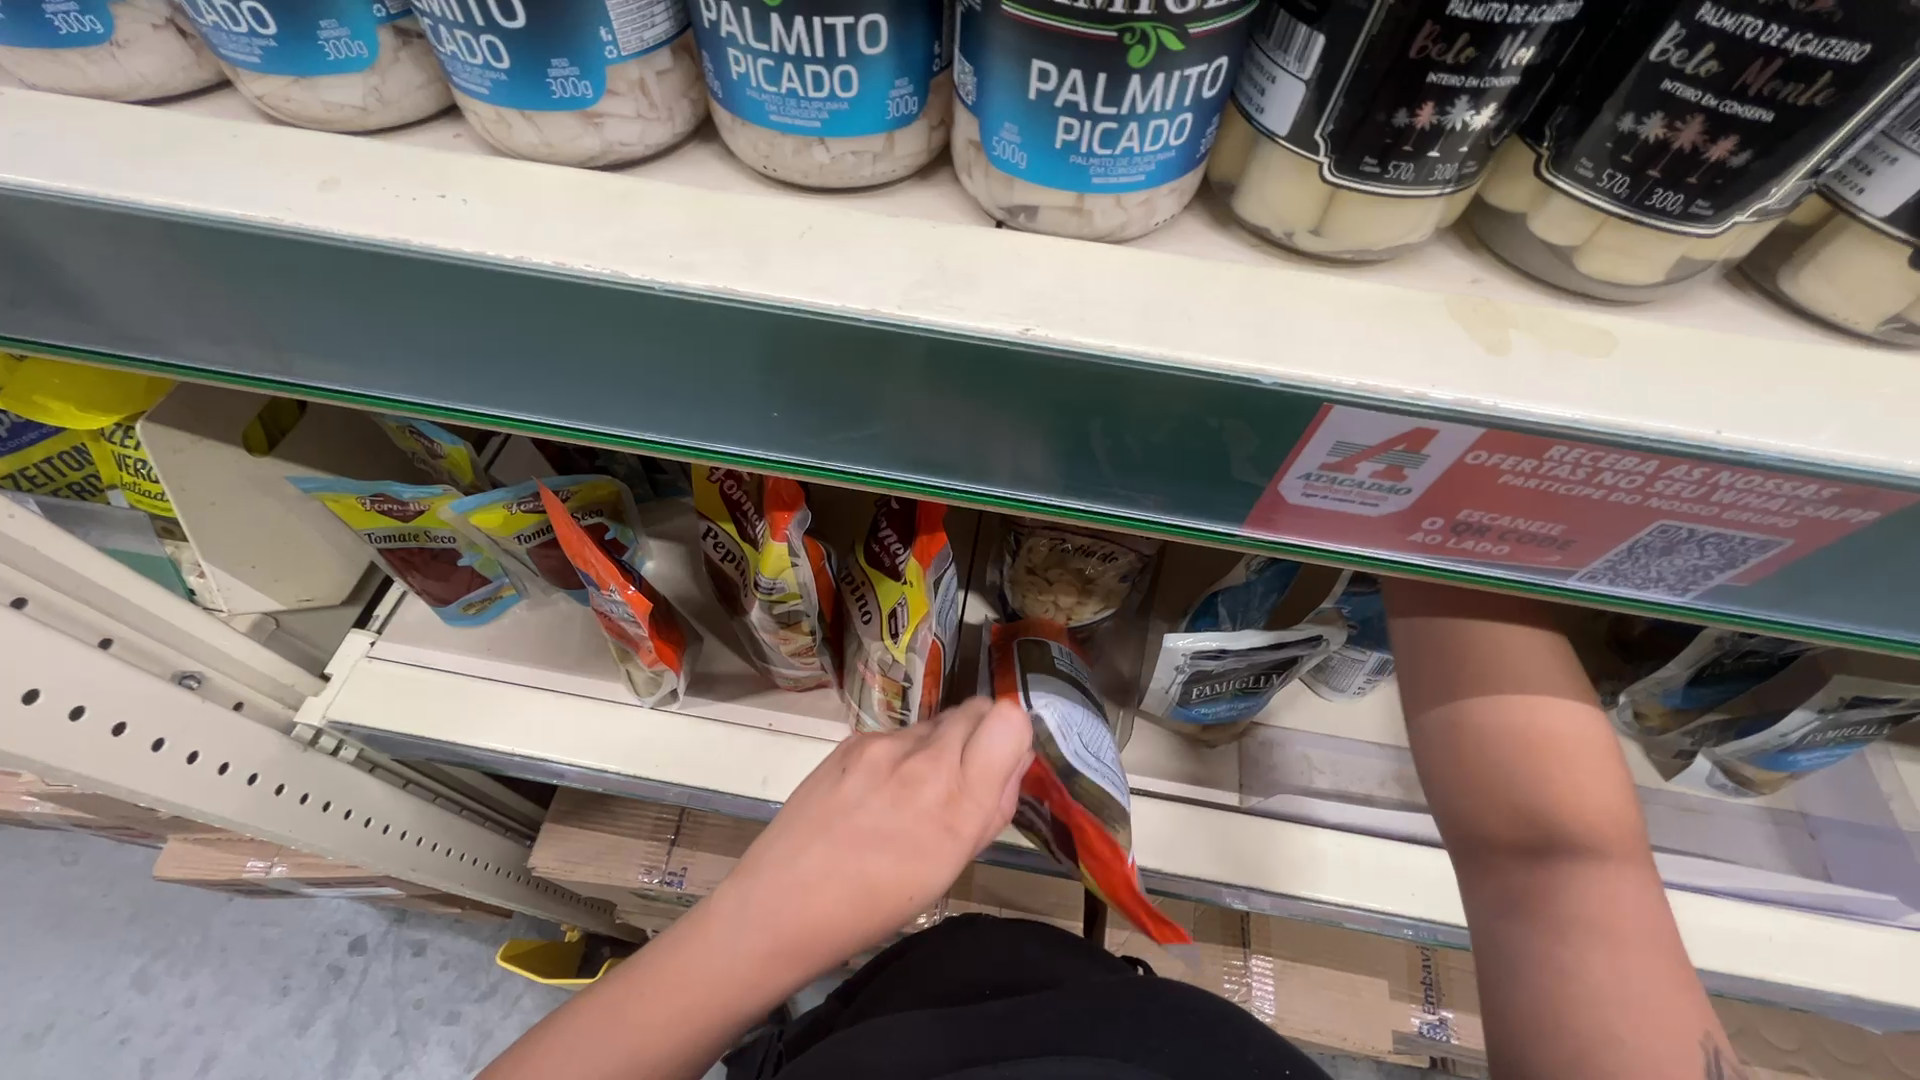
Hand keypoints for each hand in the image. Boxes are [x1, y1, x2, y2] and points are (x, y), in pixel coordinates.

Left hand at [700, 696, 1033, 984]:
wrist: (783, 903)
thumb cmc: (876, 903)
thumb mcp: (951, 867)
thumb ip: (991, 808)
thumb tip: (1014, 762)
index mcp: (959, 803)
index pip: (1008, 718)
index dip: (1011, 733)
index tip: (1000, 759)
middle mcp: (926, 760)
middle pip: (976, 709)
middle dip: (979, 735)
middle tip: (960, 775)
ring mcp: (884, 745)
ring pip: (936, 723)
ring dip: (937, 747)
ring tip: (908, 793)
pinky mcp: (852, 740)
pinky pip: (897, 734)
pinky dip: (899, 754)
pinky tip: (874, 793)